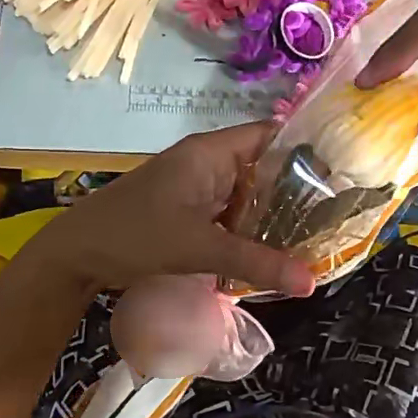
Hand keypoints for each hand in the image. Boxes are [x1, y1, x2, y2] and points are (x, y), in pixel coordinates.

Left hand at [24, 123, 315, 297]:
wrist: (76, 253)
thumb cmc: (135, 235)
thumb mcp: (199, 248)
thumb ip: (256, 263)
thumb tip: (312, 281)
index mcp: (211, 153)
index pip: (271, 135)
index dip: (306, 149)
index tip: (341, 175)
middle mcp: (208, 162)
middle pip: (263, 167)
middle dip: (295, 192)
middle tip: (334, 218)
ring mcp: (197, 185)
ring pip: (247, 194)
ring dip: (271, 216)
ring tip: (312, 238)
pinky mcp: (189, 208)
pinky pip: (230, 212)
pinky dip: (248, 230)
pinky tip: (270, 252)